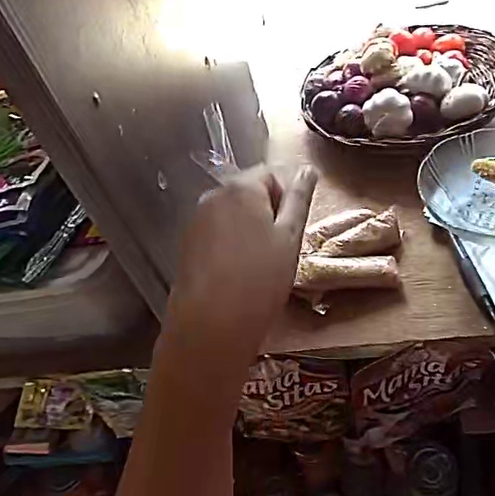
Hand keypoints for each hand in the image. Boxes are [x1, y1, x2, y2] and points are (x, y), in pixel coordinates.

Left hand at [163, 165, 316, 361]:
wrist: (212, 325)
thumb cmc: (260, 278)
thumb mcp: (290, 236)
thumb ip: (299, 198)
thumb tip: (308, 170)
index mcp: (241, 187)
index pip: (271, 174)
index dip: (288, 198)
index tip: (293, 229)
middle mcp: (213, 196)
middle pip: (249, 193)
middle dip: (268, 213)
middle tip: (282, 248)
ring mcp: (196, 221)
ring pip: (233, 215)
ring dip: (250, 230)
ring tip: (262, 264)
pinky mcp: (187, 245)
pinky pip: (218, 234)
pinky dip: (232, 246)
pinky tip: (239, 273)